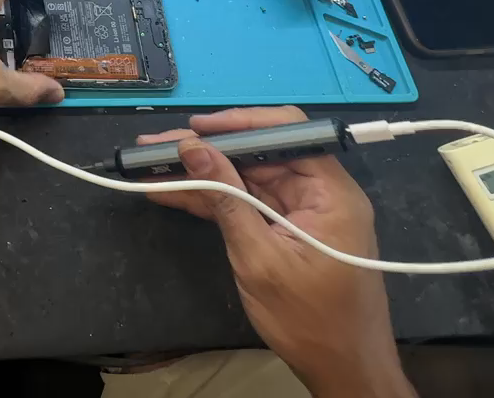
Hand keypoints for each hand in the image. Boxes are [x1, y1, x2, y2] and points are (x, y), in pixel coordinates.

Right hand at [143, 107, 412, 397]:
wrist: (343, 377)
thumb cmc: (312, 321)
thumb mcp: (260, 258)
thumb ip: (226, 198)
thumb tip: (192, 148)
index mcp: (330, 192)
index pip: (287, 132)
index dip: (240, 122)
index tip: (196, 128)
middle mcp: (317, 192)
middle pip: (255, 152)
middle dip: (204, 148)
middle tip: (155, 146)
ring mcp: (298, 210)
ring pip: (241, 174)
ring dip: (197, 172)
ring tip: (150, 166)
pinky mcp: (282, 227)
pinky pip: (240, 199)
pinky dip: (207, 196)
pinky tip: (168, 190)